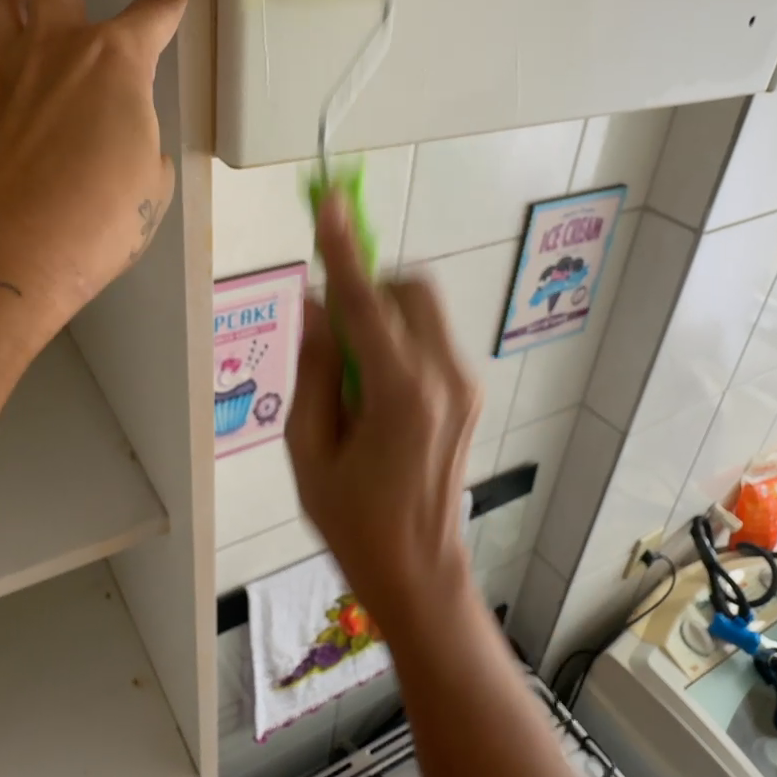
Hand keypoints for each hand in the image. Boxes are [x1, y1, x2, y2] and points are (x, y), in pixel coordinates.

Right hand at [287, 195, 481, 629]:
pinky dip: (398, 339)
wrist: (420, 572)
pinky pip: (429, 339)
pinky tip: (374, 391)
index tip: (329, 205)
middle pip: (409, 290)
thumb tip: (312, 304)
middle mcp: (444, 377)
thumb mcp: (309, 449)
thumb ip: (313, 369)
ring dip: (384, 315)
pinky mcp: (467, 394)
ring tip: (351, 374)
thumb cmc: (353, 522)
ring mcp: (463, 384)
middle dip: (369, 288)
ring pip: (422, 310)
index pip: (366, 303)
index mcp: (400, 394)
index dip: (342, 250)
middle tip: (332, 331)